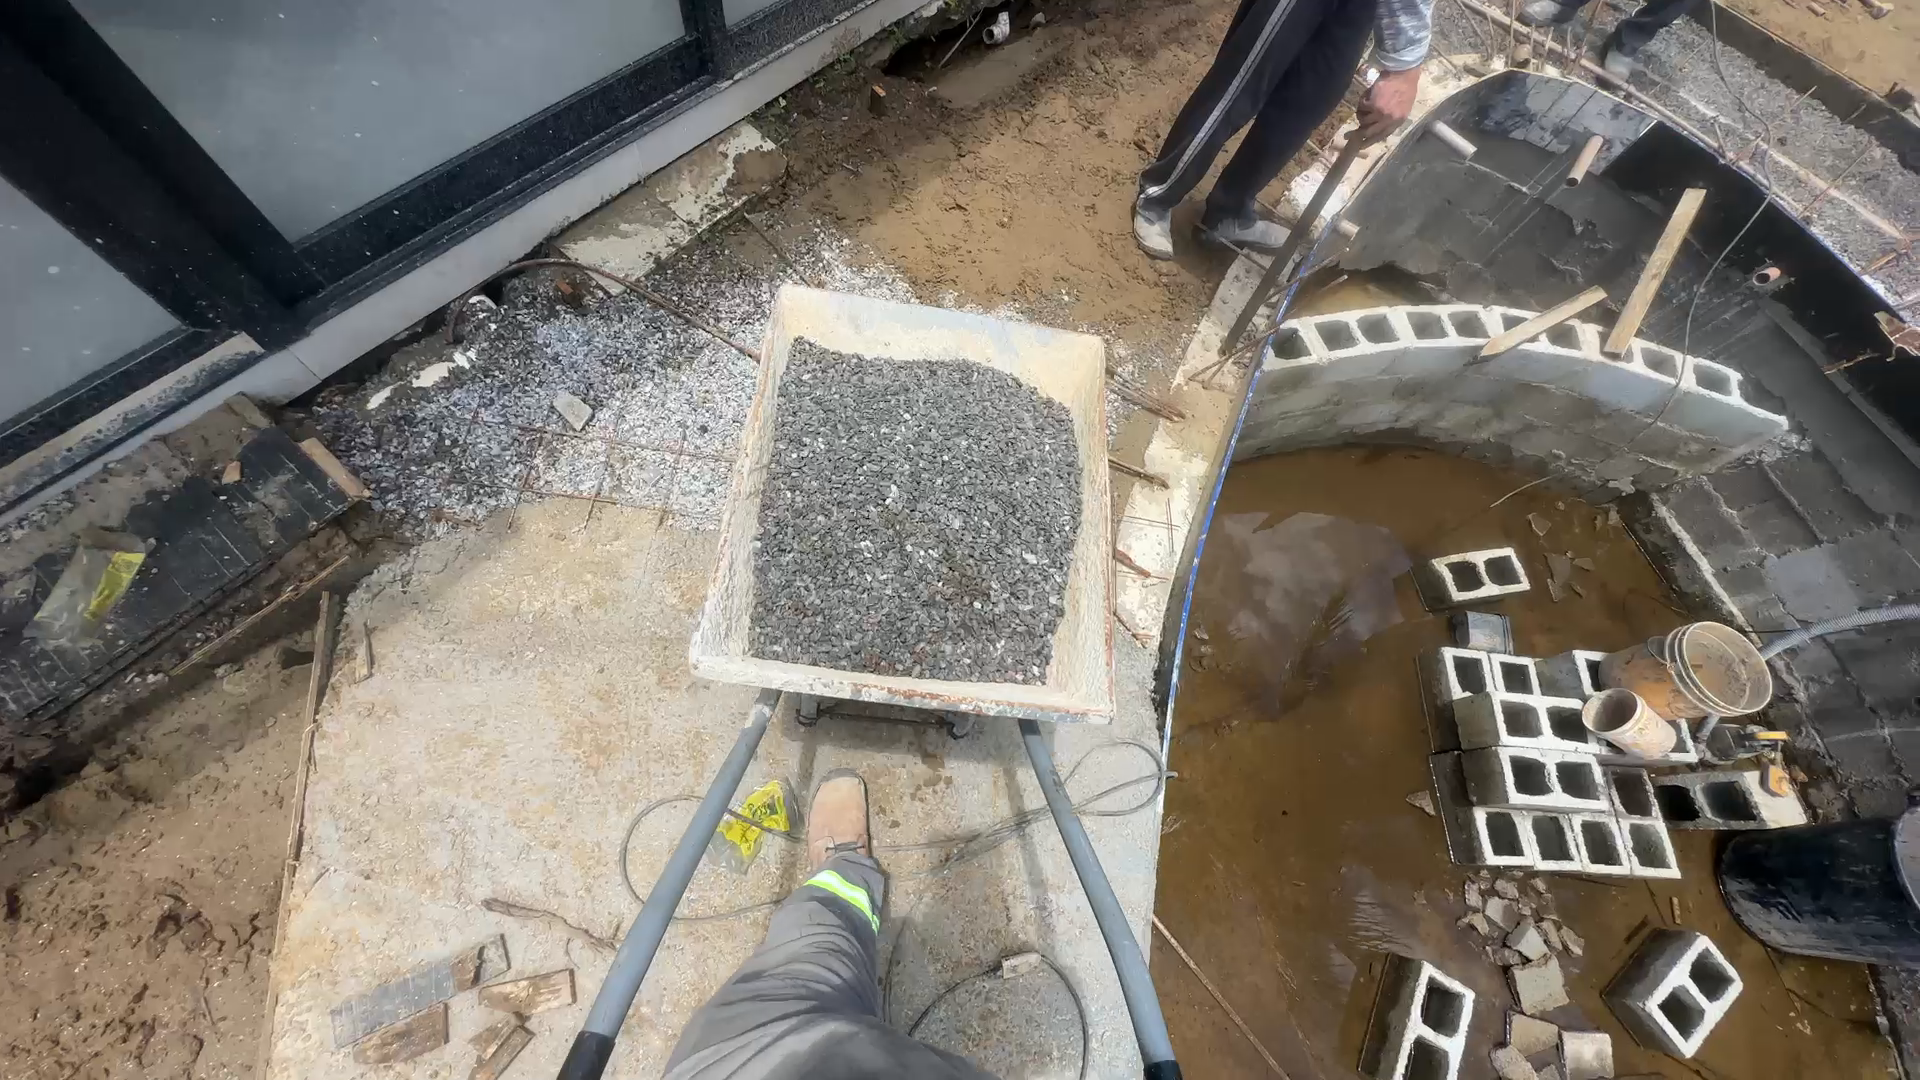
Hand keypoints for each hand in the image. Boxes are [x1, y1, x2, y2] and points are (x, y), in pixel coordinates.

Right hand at [1357, 66, 1421, 141]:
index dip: (1369, 142)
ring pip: (1363, 120)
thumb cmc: (1405, 85)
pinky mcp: (1372, 105)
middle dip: (1357, 134)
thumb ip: (1392, 117)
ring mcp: (1380, 113)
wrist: (1404, 70)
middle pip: (1369, 132)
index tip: (1360, 145)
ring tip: (1365, 103)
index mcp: (1398, 121)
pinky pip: (1361, 108)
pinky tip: (1369, 93)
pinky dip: (1362, 101)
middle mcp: (1389, 120)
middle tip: (1347, 135)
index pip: (1382, 136)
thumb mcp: (1403, 105)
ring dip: (1361, 113)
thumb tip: (1377, 126)